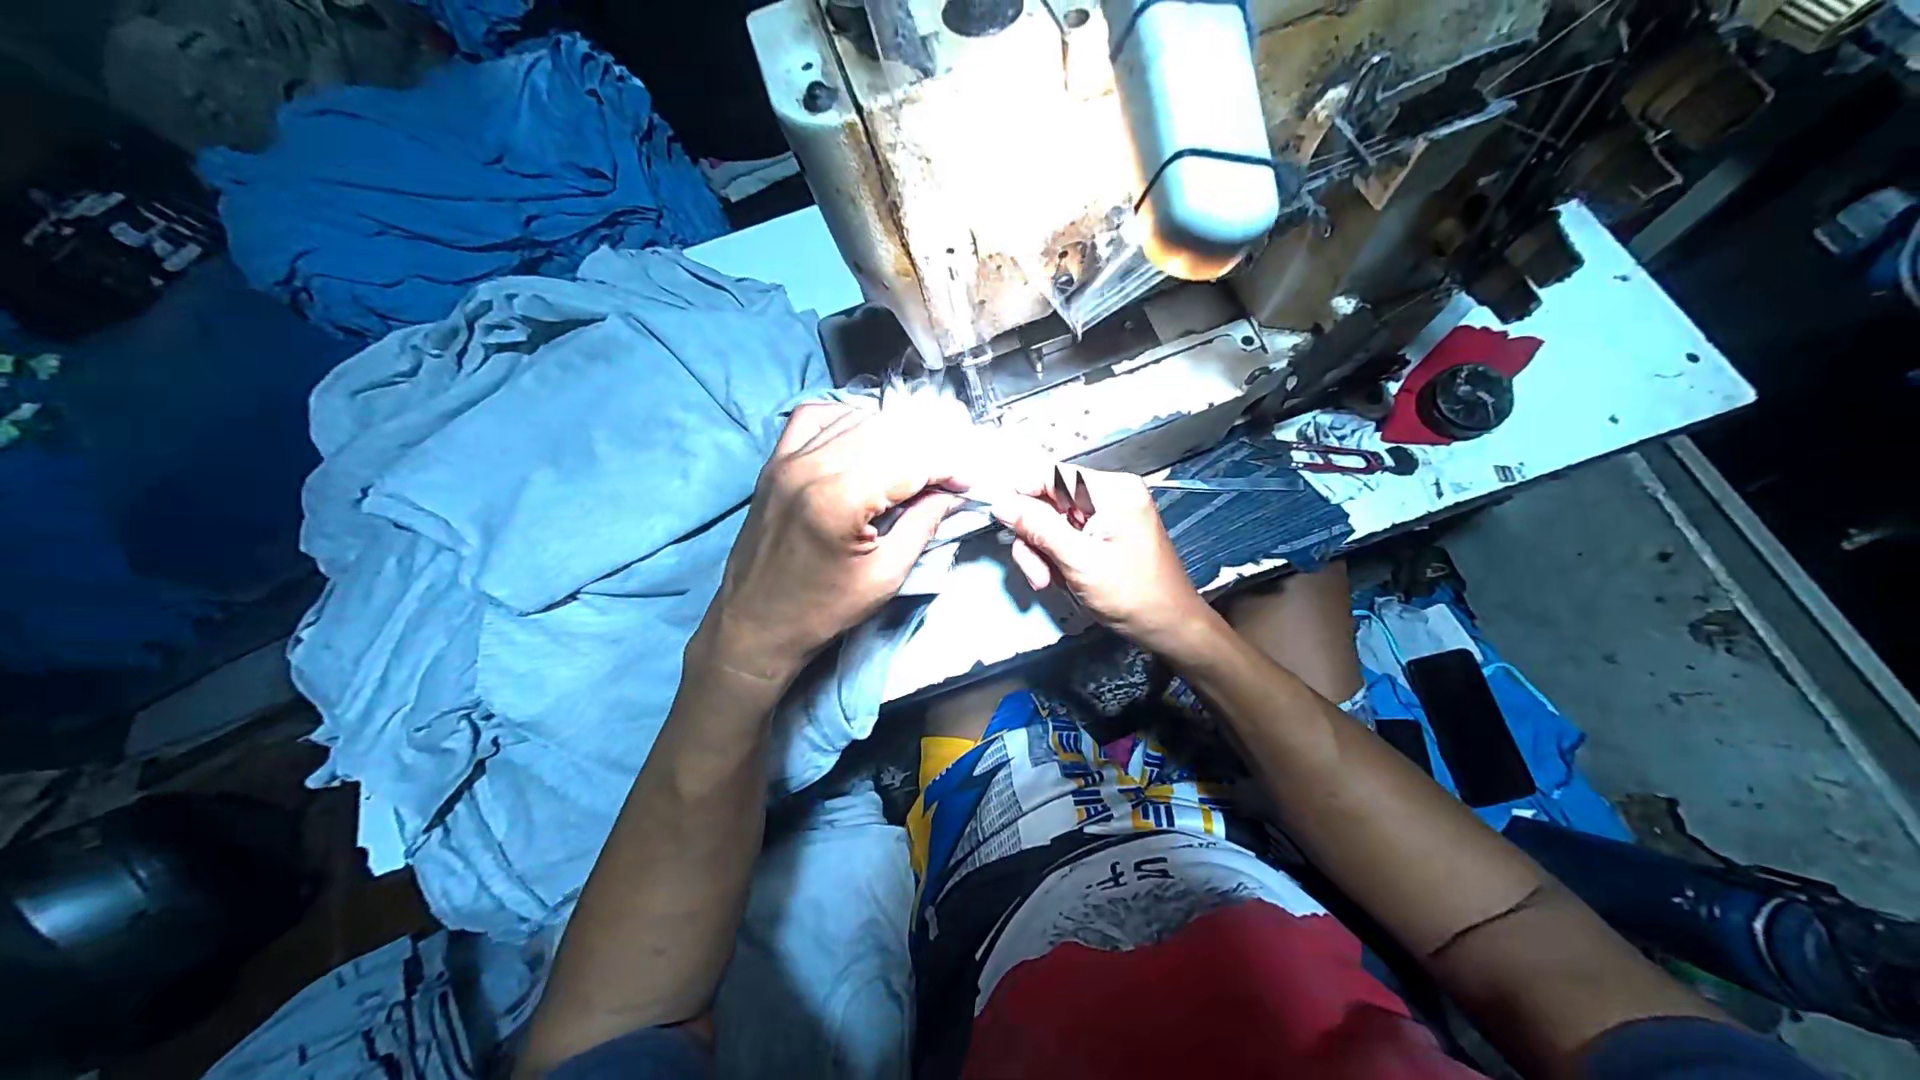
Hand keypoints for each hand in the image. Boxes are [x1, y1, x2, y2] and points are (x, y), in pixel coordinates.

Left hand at [702, 400, 973, 684]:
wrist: (755, 624)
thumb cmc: (823, 610)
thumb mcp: (886, 576)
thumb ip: (923, 524)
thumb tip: (952, 492)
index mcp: (839, 499)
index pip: (910, 458)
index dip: (948, 465)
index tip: (968, 481)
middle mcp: (810, 465)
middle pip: (888, 430)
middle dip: (929, 445)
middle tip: (950, 470)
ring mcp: (788, 458)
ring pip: (857, 418)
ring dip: (896, 432)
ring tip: (918, 459)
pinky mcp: (775, 460)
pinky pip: (818, 416)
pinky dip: (850, 419)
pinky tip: (868, 439)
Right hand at [991, 464, 1214, 650]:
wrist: (1168, 627)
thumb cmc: (1133, 594)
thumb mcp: (1078, 560)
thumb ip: (1038, 528)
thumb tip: (1002, 503)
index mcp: (1113, 490)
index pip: (1053, 474)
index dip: (1022, 493)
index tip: (1000, 516)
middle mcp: (1110, 495)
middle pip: (1049, 502)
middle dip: (1036, 538)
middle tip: (1038, 572)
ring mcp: (1108, 516)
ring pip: (1053, 523)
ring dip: (1044, 553)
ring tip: (1050, 582)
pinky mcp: (1104, 535)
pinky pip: (1066, 536)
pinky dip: (1058, 558)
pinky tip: (1063, 579)